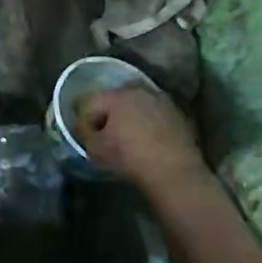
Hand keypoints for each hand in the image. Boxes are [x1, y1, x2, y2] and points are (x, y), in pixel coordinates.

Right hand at [76, 86, 208, 186]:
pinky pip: (156, 114)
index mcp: (117, 96)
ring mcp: (163, 101)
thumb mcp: (94, 148)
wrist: (172, 170)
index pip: (92, 101)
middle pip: (118, 97)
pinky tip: (147, 139)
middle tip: (107, 131)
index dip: (85, 118)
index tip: (86, 134)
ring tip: (129, 135)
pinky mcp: (179, 114)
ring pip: (139, 104)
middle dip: (110, 112)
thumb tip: (82, 123)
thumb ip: (84, 131)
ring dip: (132, 115)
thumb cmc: (127, 156)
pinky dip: (149, 122)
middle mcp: (141, 92)